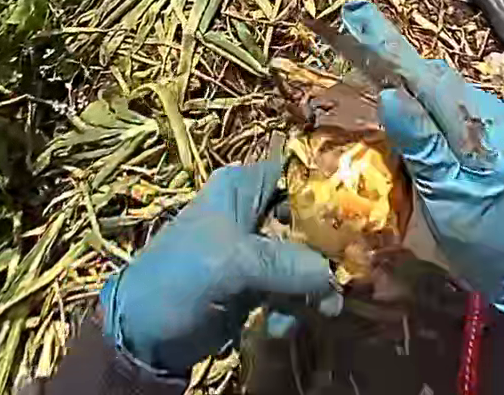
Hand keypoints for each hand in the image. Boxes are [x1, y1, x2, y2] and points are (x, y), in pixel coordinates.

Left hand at [100, 159, 337, 375]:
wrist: (141, 333)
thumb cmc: (179, 277)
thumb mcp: (231, 263)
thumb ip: (284, 263)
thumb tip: (334, 276)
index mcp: (242, 185)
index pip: (296, 171)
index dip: (328, 186)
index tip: (362, 212)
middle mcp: (252, 209)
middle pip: (305, 217)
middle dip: (326, 249)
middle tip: (346, 279)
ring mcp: (254, 247)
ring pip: (302, 256)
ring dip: (313, 285)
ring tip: (322, 311)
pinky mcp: (253, 283)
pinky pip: (290, 287)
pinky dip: (294, 305)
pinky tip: (283, 325)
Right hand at [338, 0, 503, 381]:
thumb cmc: (492, 252)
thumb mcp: (449, 206)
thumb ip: (421, 147)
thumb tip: (388, 93)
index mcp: (491, 138)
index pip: (429, 83)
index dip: (389, 49)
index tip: (357, 11)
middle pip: (440, 81)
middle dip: (402, 72)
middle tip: (362, 51)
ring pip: (451, 92)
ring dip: (421, 94)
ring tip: (395, 106)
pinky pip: (464, 105)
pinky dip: (440, 110)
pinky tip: (431, 131)